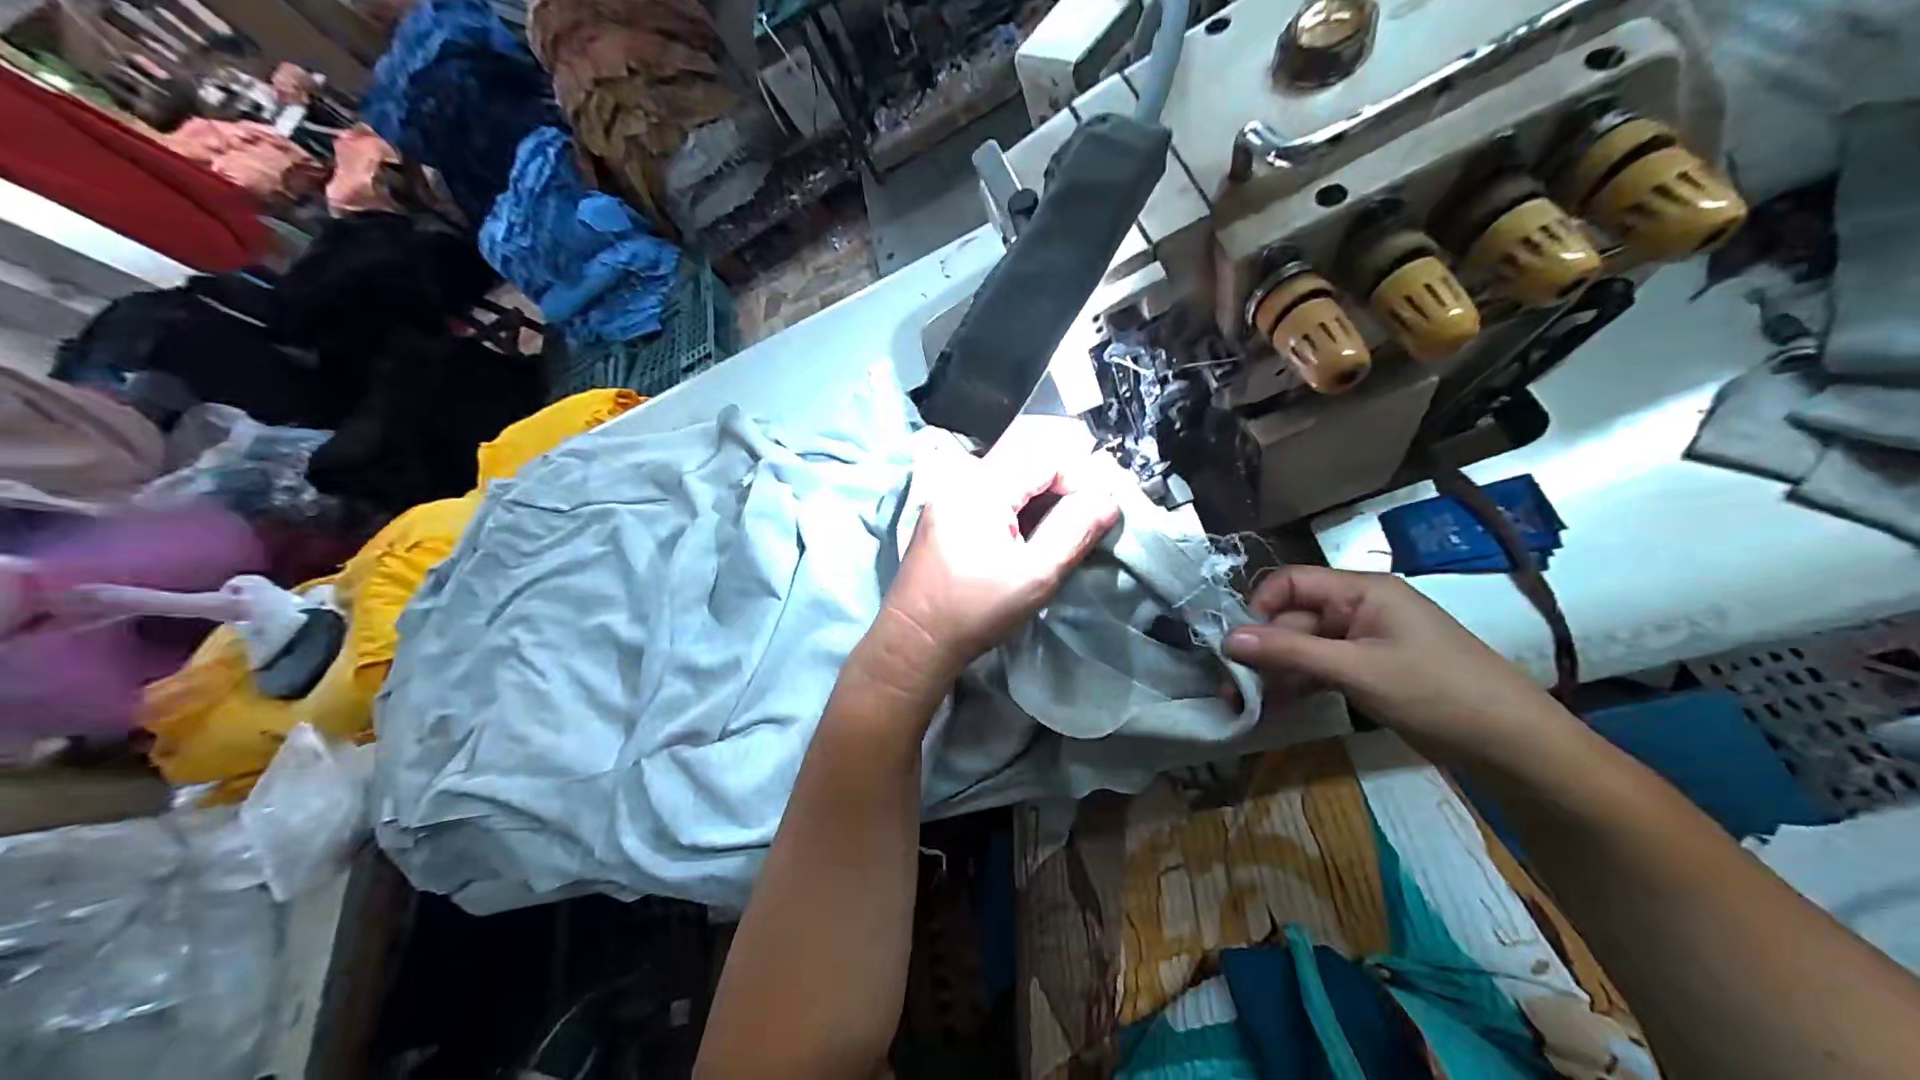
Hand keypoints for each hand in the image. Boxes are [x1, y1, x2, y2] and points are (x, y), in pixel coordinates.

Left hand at [876, 420, 1121, 680]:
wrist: (914, 640)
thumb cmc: (974, 611)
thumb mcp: (1034, 576)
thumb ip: (1075, 532)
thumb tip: (1108, 500)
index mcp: (980, 486)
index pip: (1045, 455)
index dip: (1080, 478)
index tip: (1095, 513)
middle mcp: (961, 477)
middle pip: (1027, 458)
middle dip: (1063, 484)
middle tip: (1083, 521)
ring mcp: (949, 492)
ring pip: (1011, 474)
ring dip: (1043, 496)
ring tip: (1059, 532)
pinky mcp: (946, 511)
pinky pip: (993, 491)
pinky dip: (1019, 505)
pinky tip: (1029, 535)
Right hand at [1224, 566, 1575, 765]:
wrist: (1513, 744)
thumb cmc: (1438, 692)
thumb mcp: (1358, 670)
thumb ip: (1290, 653)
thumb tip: (1227, 639)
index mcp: (1361, 591)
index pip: (1290, 582)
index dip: (1258, 607)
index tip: (1236, 644)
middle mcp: (1358, 609)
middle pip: (1292, 618)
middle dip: (1261, 649)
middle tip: (1230, 686)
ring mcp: (1363, 642)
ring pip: (1302, 648)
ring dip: (1274, 672)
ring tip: (1243, 702)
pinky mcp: (1368, 671)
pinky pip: (1319, 670)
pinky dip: (1297, 686)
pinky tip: (1273, 707)